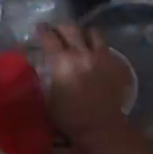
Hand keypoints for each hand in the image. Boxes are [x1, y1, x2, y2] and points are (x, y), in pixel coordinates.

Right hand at [38, 24, 132, 149]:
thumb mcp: (47, 99)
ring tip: (78, 36)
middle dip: (60, 26)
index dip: (42, 31)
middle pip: (71, 28)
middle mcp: (82, 53)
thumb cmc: (69, 117)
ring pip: (93, 32)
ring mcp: (102, 57)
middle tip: (54, 29)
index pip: (50, 38)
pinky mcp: (115, 64)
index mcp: (62, 62)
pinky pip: (106, 47)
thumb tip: (39, 68)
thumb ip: (43, 80)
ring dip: (83, 32)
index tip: (38, 29)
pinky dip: (97, 45)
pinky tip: (93, 53)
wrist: (100, 127)